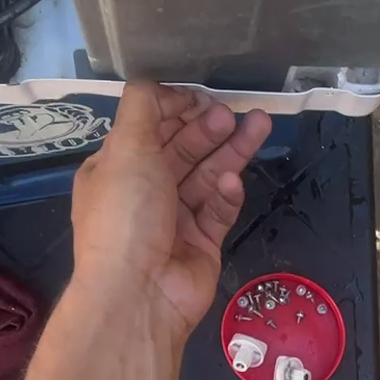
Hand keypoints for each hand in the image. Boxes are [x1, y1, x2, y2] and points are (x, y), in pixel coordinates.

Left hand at [69, 81, 271, 336]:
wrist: (140, 292)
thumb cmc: (125, 217)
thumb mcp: (124, 149)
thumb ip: (143, 109)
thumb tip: (161, 87)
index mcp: (118, 167)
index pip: (150, 128)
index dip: (176, 109)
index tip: (202, 97)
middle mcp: (146, 190)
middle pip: (184, 150)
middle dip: (210, 128)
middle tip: (235, 112)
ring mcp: (177, 219)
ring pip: (208, 176)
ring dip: (232, 151)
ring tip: (261, 126)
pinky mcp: (204, 243)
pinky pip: (219, 211)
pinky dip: (227, 195)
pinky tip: (234, 182)